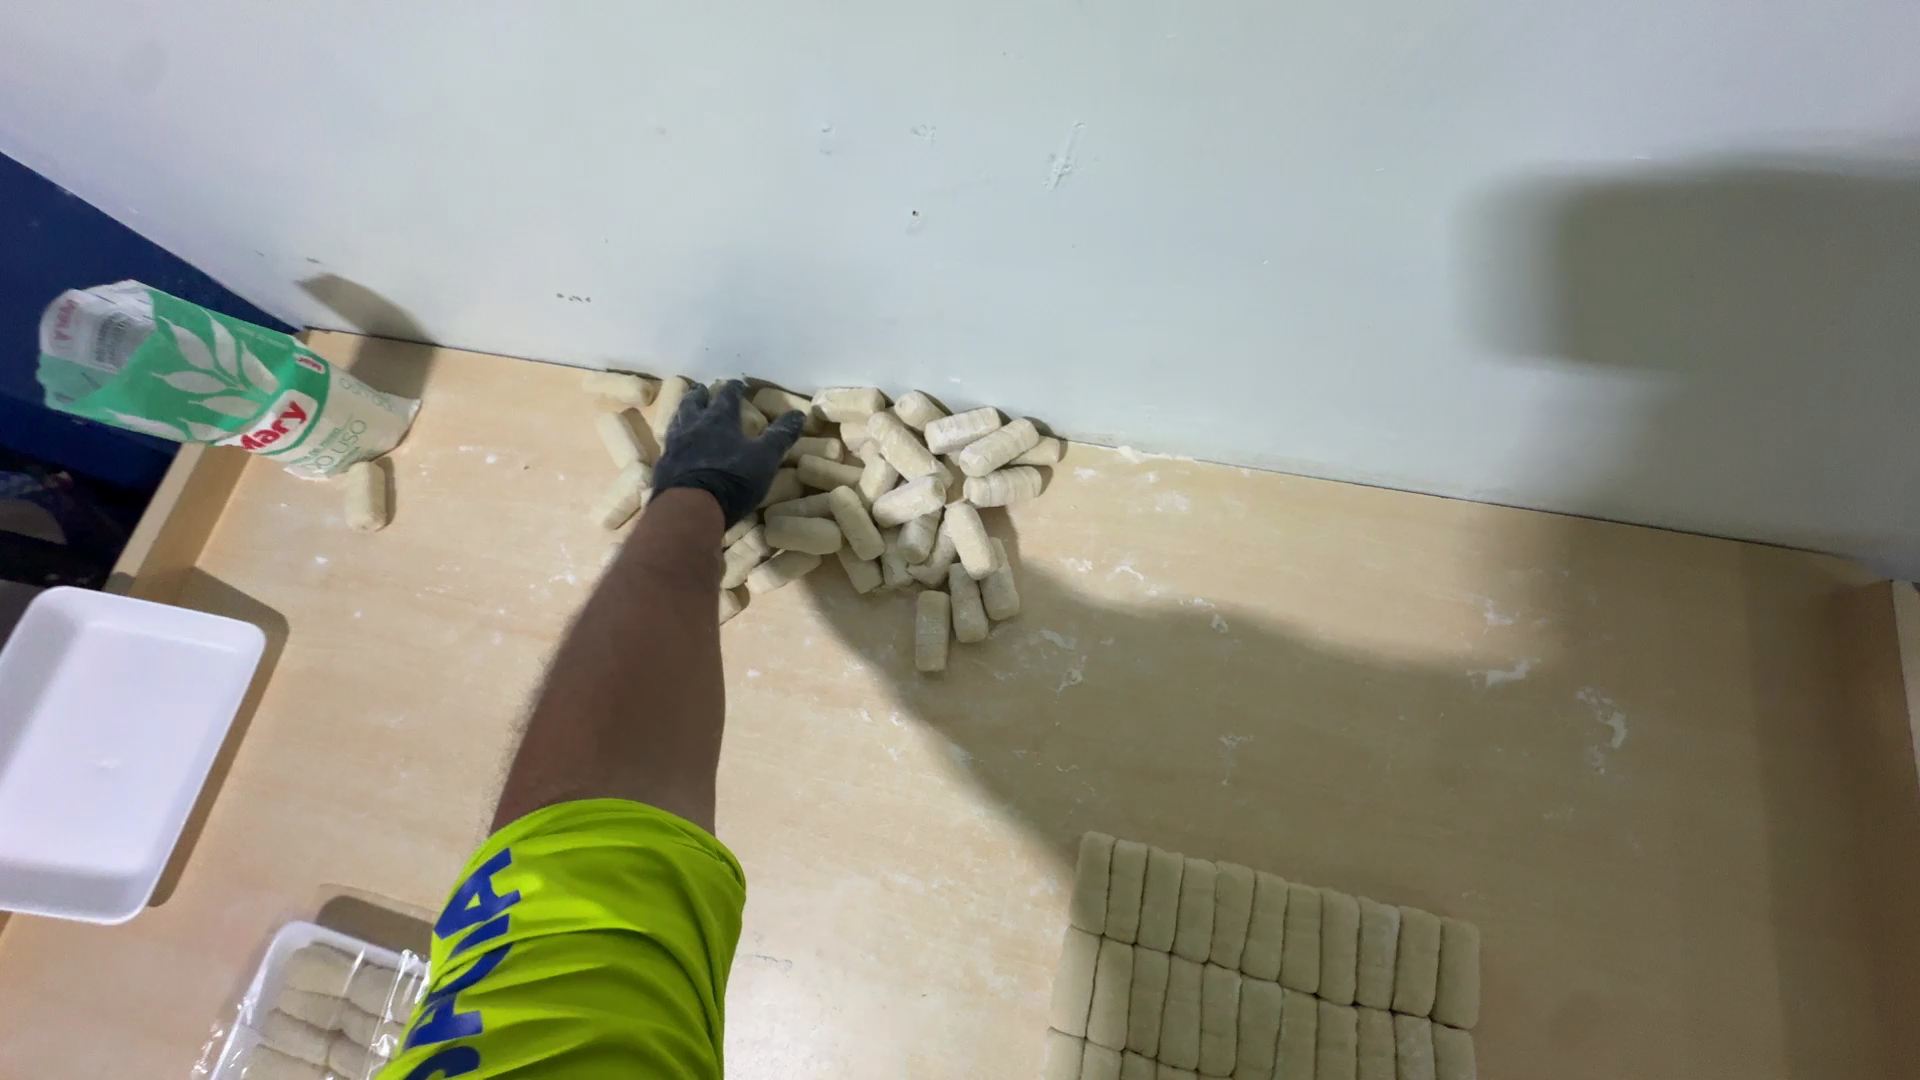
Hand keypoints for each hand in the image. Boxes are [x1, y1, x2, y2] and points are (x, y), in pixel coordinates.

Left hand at [651, 380, 803, 526]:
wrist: (692, 506)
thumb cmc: (733, 478)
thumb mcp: (765, 457)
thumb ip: (780, 436)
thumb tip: (799, 414)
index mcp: (720, 420)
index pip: (727, 397)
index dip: (734, 389)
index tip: (737, 383)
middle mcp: (694, 426)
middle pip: (694, 404)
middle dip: (700, 395)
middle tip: (702, 389)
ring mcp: (675, 446)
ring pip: (677, 421)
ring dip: (683, 412)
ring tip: (685, 410)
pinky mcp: (663, 466)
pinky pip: (669, 445)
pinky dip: (674, 439)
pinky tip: (675, 445)